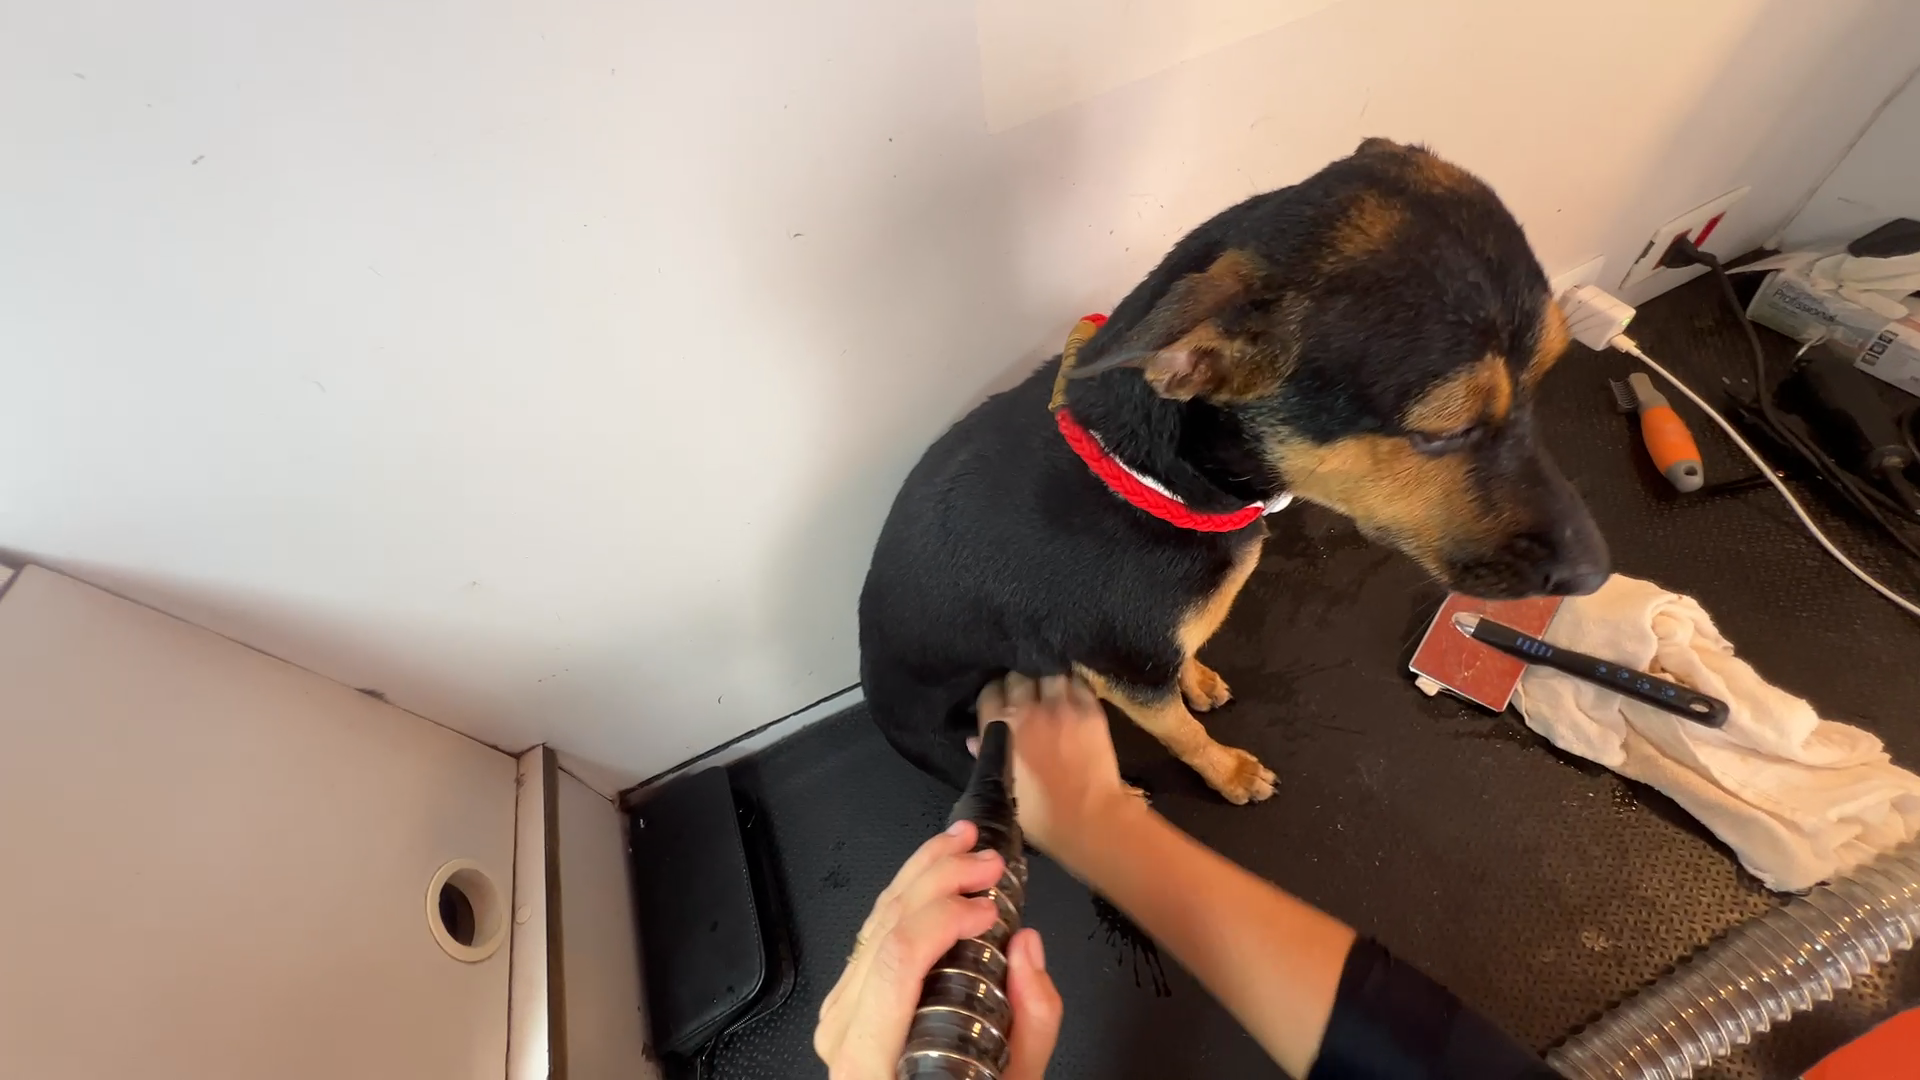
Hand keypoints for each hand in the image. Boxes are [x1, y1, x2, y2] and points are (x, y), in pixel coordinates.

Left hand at [813, 820, 1061, 1079]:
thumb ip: (1029, 1025)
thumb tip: (1027, 945)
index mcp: (870, 1057)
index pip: (899, 960)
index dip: (944, 918)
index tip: (990, 909)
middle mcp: (845, 1024)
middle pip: (887, 924)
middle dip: (942, 876)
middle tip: (989, 861)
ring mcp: (842, 1002)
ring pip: (878, 913)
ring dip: (926, 866)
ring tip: (966, 841)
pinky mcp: (850, 986)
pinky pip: (878, 921)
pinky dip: (913, 883)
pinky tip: (939, 862)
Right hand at [974, 673, 1142, 859]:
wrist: (1089, 819)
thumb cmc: (1041, 813)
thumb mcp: (1005, 787)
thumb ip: (987, 758)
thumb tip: (975, 740)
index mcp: (1000, 729)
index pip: (990, 692)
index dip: (995, 692)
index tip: (1001, 697)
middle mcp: (1027, 711)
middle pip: (1018, 676)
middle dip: (1019, 680)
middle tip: (1026, 691)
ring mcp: (1060, 707)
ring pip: (1049, 673)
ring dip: (1047, 679)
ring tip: (1050, 687)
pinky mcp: (1089, 710)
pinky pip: (1078, 682)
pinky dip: (1073, 684)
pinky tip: (1072, 692)